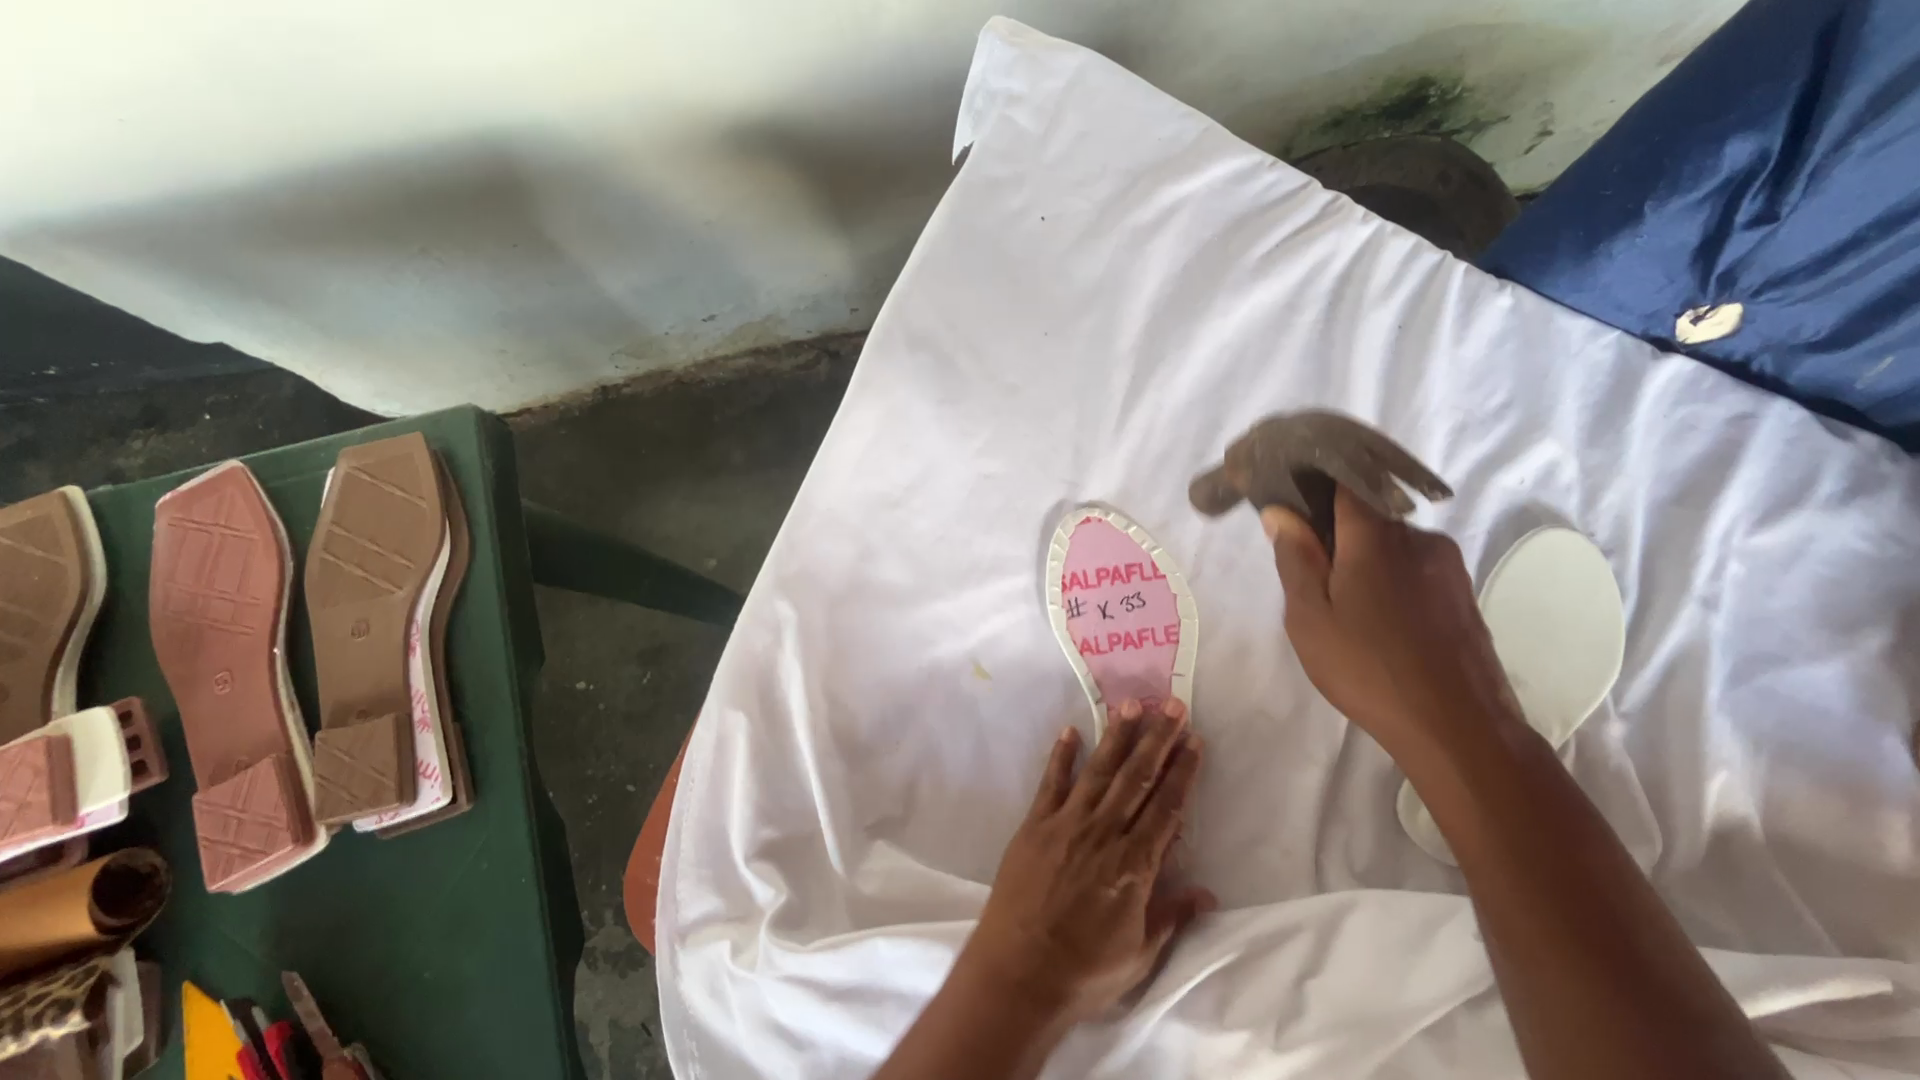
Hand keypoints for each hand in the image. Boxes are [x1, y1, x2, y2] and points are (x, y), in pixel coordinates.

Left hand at [960, 700, 1214, 1025]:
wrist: (1017, 974)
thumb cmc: (1083, 972)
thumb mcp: (1139, 953)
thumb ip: (1171, 916)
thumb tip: (1207, 894)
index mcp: (1134, 865)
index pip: (1166, 807)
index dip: (1182, 772)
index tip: (1194, 740)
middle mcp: (1103, 834)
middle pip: (1136, 778)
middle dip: (1157, 739)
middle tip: (1172, 705)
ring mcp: (1066, 826)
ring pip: (1098, 772)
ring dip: (1116, 736)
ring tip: (1131, 704)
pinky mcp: (1034, 828)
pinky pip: (1050, 784)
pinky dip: (1061, 756)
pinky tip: (1070, 731)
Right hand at [1262, 486, 1525, 762]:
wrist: (1457, 726)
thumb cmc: (1368, 668)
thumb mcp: (1310, 617)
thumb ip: (1295, 558)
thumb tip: (1280, 512)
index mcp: (1376, 536)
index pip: (1346, 482)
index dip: (1317, 486)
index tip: (1292, 511)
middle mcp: (1419, 538)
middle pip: (1369, 517)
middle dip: (1338, 537)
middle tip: (1314, 583)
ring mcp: (1449, 567)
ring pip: (1394, 548)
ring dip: (1368, 565)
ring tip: (1349, 614)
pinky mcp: (1464, 595)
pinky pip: (1416, 572)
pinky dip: (1393, 586)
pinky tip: (1383, 628)